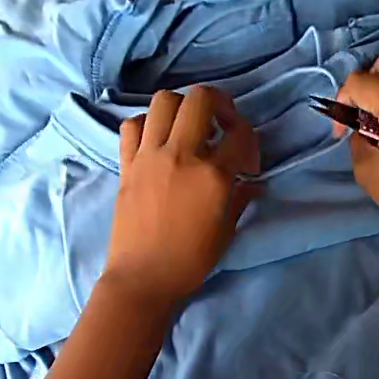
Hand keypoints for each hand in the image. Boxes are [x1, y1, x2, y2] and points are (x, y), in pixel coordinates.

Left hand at [104, 86, 259, 307]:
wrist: (143, 279)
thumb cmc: (190, 262)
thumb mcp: (226, 232)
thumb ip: (240, 199)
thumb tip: (251, 182)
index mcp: (213, 176)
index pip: (240, 135)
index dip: (250, 141)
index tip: (246, 160)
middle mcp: (181, 156)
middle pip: (201, 99)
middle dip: (220, 103)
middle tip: (223, 123)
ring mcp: (150, 157)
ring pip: (164, 101)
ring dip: (182, 107)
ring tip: (189, 126)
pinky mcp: (127, 165)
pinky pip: (133, 126)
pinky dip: (147, 124)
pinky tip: (157, 140)